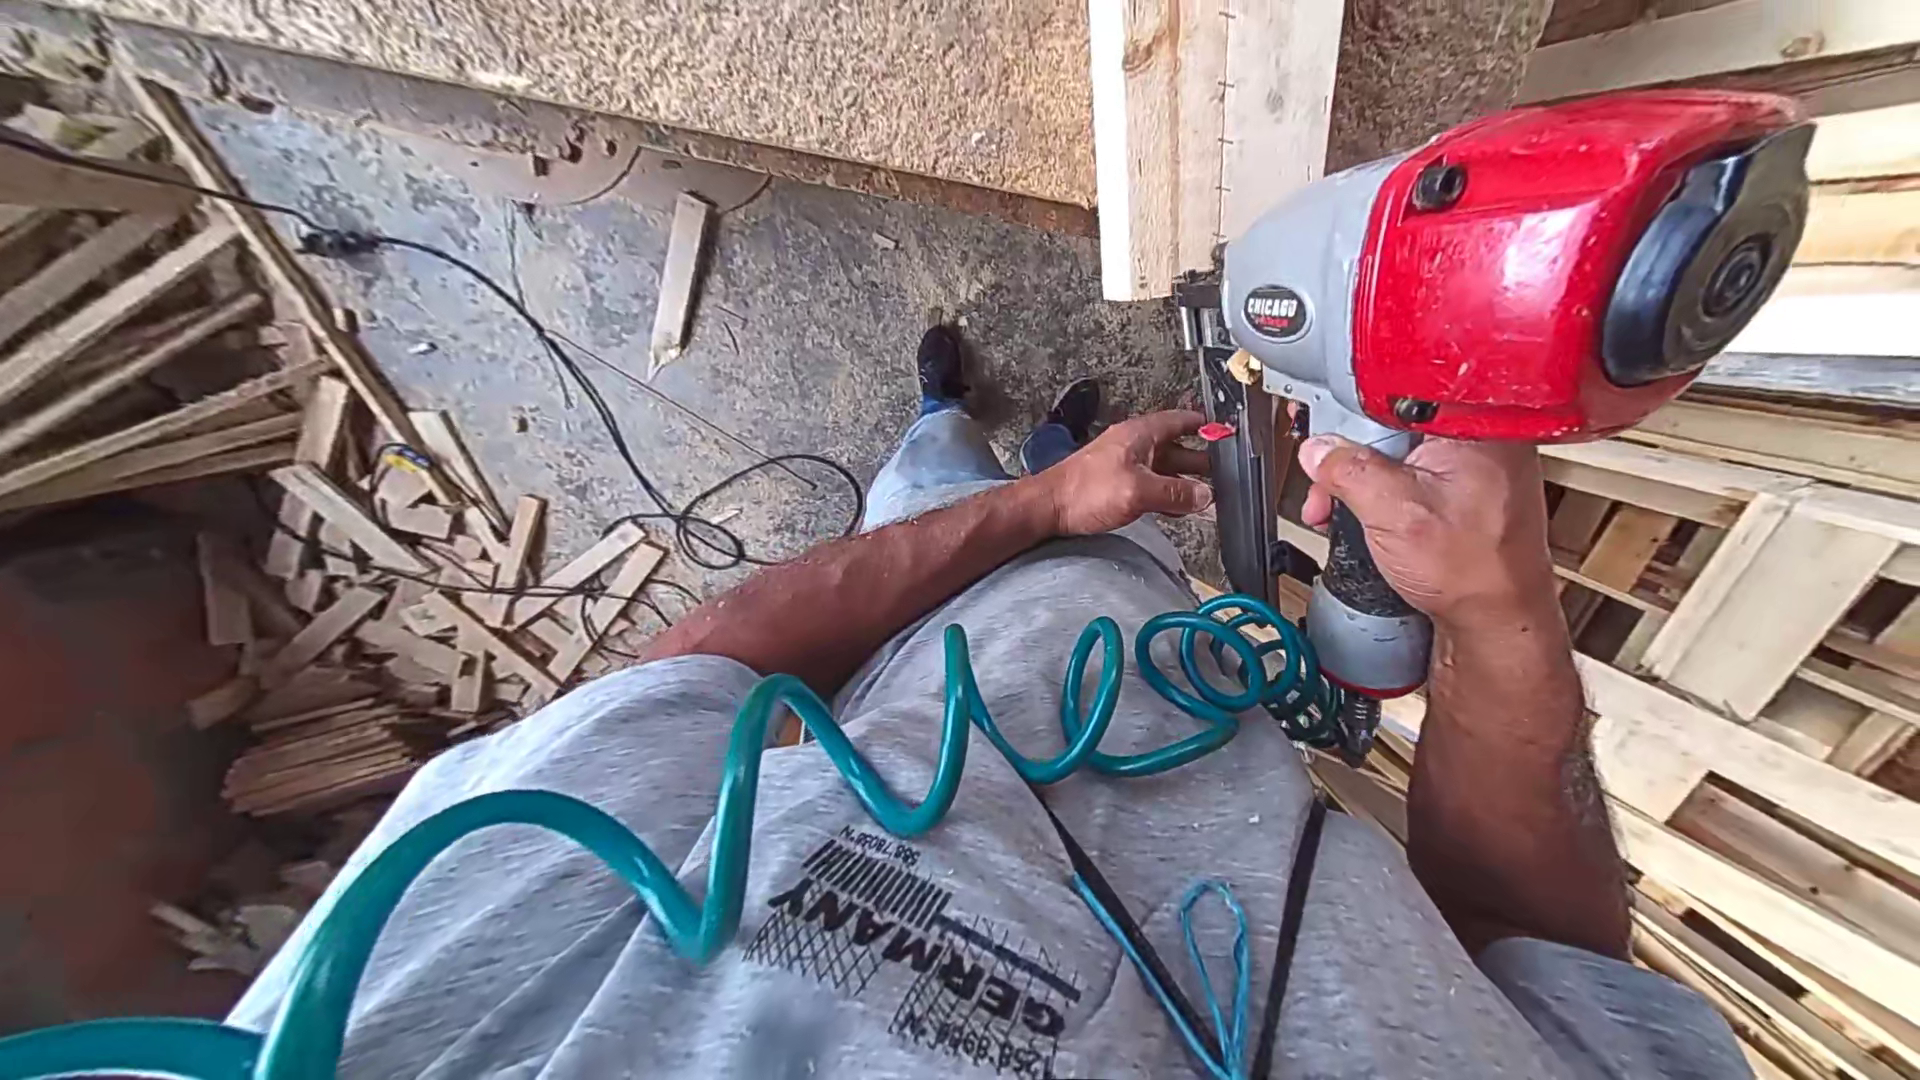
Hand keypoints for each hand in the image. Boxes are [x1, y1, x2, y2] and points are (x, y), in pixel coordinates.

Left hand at [1032, 410, 1212, 535]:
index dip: (1206, 425)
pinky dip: (1168, 495)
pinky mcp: (1117, 486)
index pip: (1181, 421)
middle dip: (1202, 458)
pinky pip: (1151, 486)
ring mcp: (1125, 465)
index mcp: (1140, 435)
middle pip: (1177, 447)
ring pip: (1165, 469)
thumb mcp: (1137, 491)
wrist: (1049, 508)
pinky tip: (1180, 507)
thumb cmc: (1083, 491)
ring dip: (1186, 481)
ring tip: (1211, 493)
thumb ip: (1175, 492)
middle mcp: (1134, 446)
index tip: (1227, 432)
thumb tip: (1203, 496)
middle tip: (1227, 470)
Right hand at [1297, 435, 1555, 629]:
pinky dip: (1373, 496)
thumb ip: (1349, 472)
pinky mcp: (1455, 490)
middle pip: (1386, 428)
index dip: (1346, 414)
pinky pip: (1401, 477)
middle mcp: (1476, 441)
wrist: (1492, 618)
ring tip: (1338, 512)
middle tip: (1324, 490)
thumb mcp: (1394, 513)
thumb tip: (1317, 449)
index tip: (1317, 429)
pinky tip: (1363, 517)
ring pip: (1389, 455)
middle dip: (1344, 462)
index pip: (1395, 397)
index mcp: (1475, 431)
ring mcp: (1467, 467)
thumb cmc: (1471, 571)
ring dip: (1353, 483)